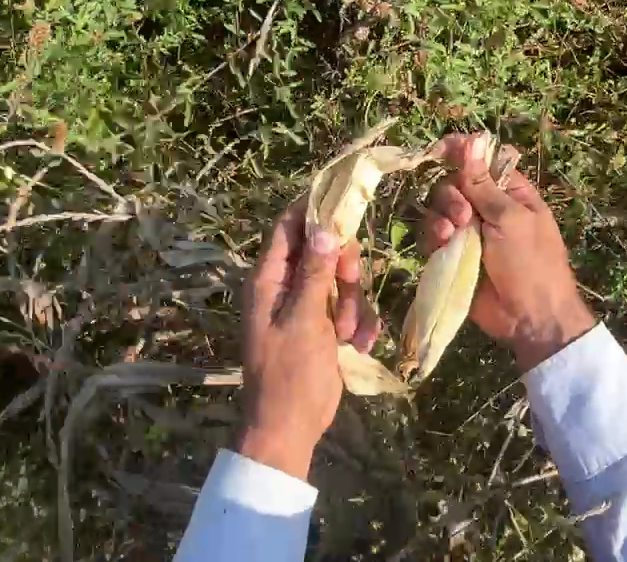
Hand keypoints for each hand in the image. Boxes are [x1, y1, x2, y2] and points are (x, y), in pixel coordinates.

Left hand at [236, 205, 375, 479]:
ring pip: (339, 280)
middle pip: (321, 250)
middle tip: (350, 281)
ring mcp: (306, 306)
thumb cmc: (289, 373)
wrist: (289, 428)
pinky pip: (347, 307)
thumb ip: (314, 273)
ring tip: (346, 333)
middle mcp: (285, 286)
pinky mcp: (324, 325)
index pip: (288, 228)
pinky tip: (357, 344)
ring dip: (351, 304)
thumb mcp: (303, 319)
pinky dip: (356, 323)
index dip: (311, 210)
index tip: (341, 199)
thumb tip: (324, 229)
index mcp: (269, 279)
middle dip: (341, 268)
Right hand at [422, 133, 595, 371]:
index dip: (462, 151)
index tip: (442, 149)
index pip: (482, 160)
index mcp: (510, 192)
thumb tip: (473, 139)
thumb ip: (484, 183)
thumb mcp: (511, 218)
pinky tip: (443, 245)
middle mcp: (487, 207)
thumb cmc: (531, 263)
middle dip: (453, 195)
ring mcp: (469, 231)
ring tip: (453, 235)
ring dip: (442, 216)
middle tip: (464, 216)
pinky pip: (433, 235)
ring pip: (440, 208)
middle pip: (454, 182)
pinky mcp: (453, 254)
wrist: (529, 318)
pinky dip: (434, 236)